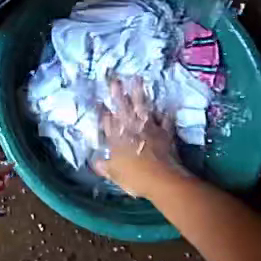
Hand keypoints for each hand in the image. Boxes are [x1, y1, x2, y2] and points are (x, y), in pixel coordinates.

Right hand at [94, 78, 195, 199]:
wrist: (164, 180)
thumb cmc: (136, 177)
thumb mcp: (114, 174)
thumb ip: (104, 167)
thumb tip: (95, 162)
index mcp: (116, 138)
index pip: (107, 121)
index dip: (102, 110)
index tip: (99, 100)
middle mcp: (132, 129)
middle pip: (123, 108)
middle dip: (118, 94)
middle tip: (115, 80)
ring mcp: (149, 129)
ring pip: (142, 108)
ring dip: (139, 93)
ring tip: (136, 79)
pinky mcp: (165, 133)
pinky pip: (165, 119)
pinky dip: (164, 112)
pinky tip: (164, 104)